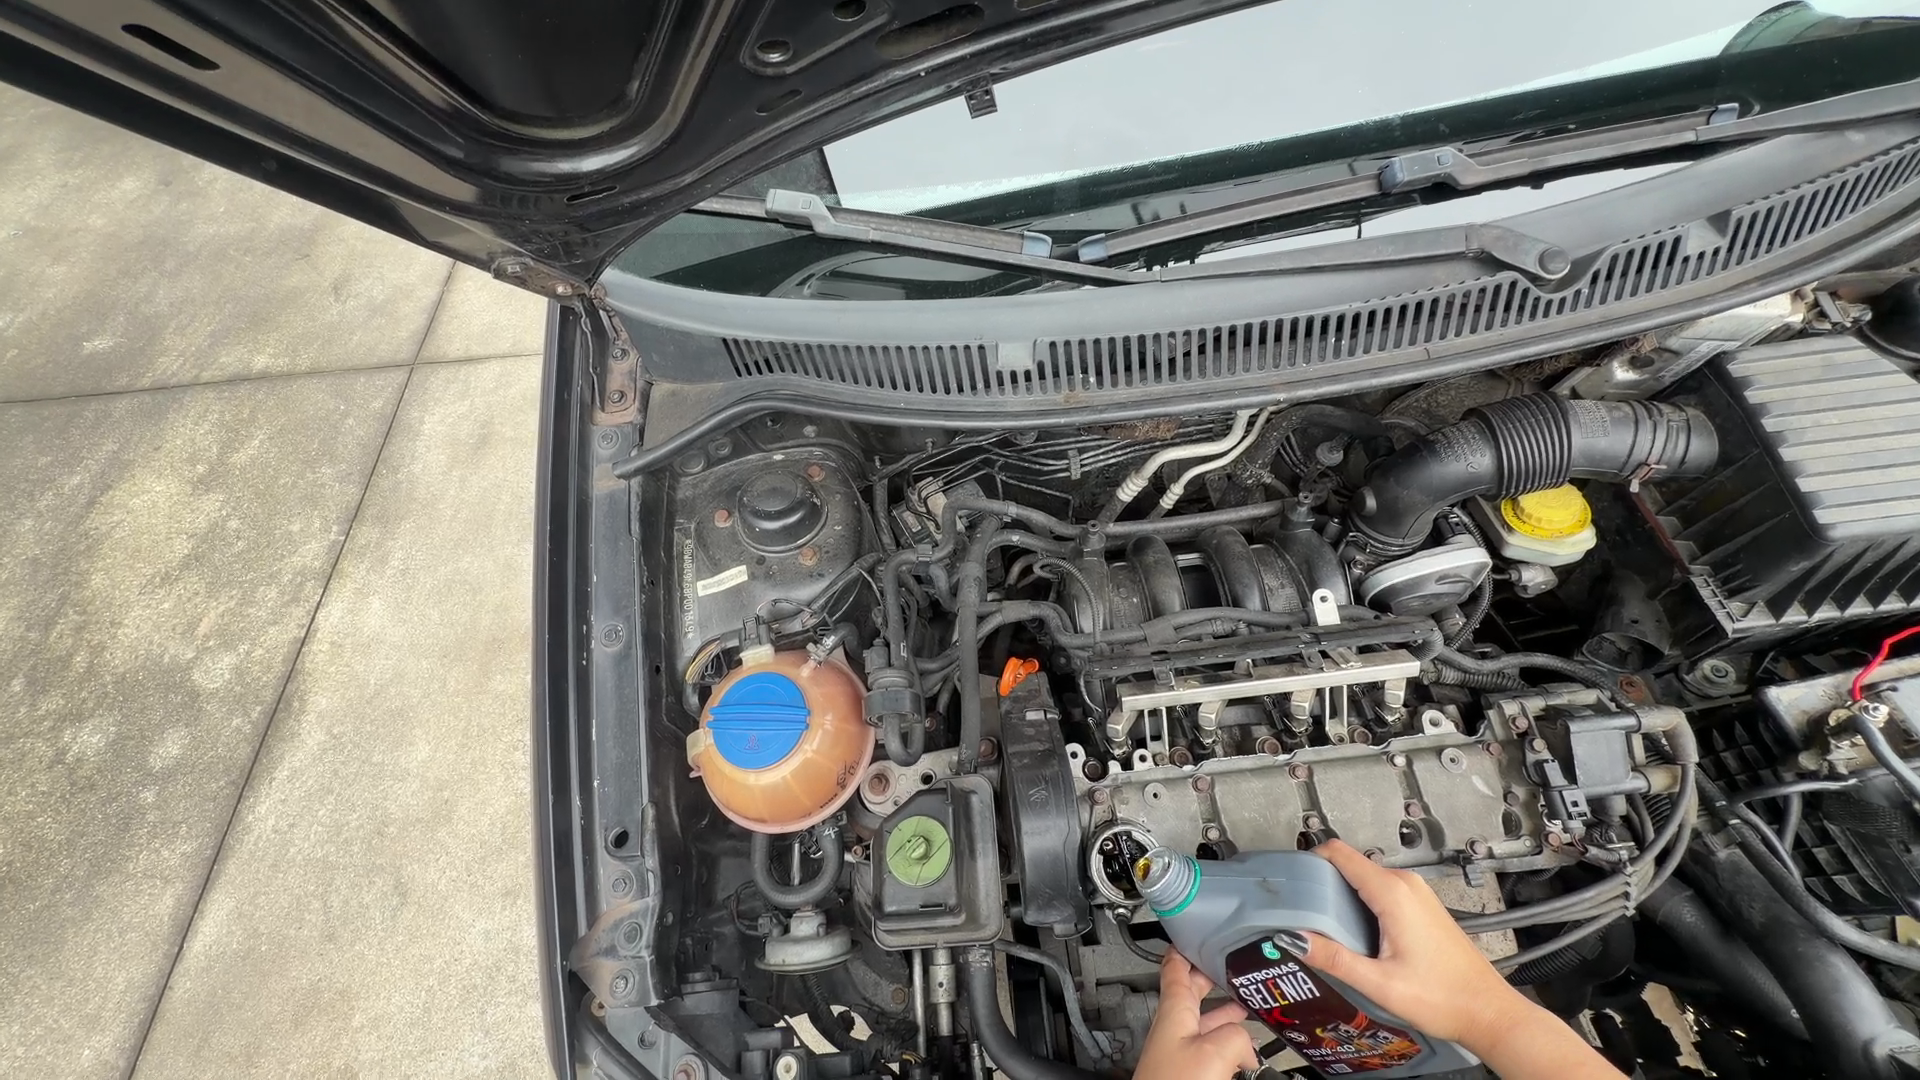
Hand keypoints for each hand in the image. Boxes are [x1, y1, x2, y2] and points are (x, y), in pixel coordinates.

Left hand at [1134, 948, 1257, 1079]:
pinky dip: (1225, 1037)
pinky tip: (1240, 1046)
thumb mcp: (1212, 1052)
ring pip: (1202, 1017)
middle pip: (1191, 988)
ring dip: (1222, 1008)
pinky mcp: (1186, 1067)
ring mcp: (1178, 1046)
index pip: (1174, 965)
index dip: (1184, 947)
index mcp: (1173, 1008)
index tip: (1193, 933)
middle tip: (1226, 964)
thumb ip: (1234, 1035)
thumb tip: (1247, 1041)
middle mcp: (1173, 1024)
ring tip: (1241, 1001)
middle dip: (1210, 975)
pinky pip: (1208, 1044)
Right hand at [1293, 840, 1529, 1047]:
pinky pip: (1380, 888)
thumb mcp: (1380, 984)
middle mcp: (1405, 883)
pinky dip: (1363, 901)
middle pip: (1349, 864)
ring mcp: (1416, 892)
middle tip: (1308, 913)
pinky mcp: (1422, 904)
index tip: (1295, 882)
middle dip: (1324, 882)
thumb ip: (1334, 959)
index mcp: (1392, 892)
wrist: (1492, 1015)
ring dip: (1344, 894)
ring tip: (1330, 927)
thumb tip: (1292, 938)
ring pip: (1364, 876)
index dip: (1311, 860)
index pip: (1338, 852)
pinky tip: (1360, 933)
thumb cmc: (1443, 1000)